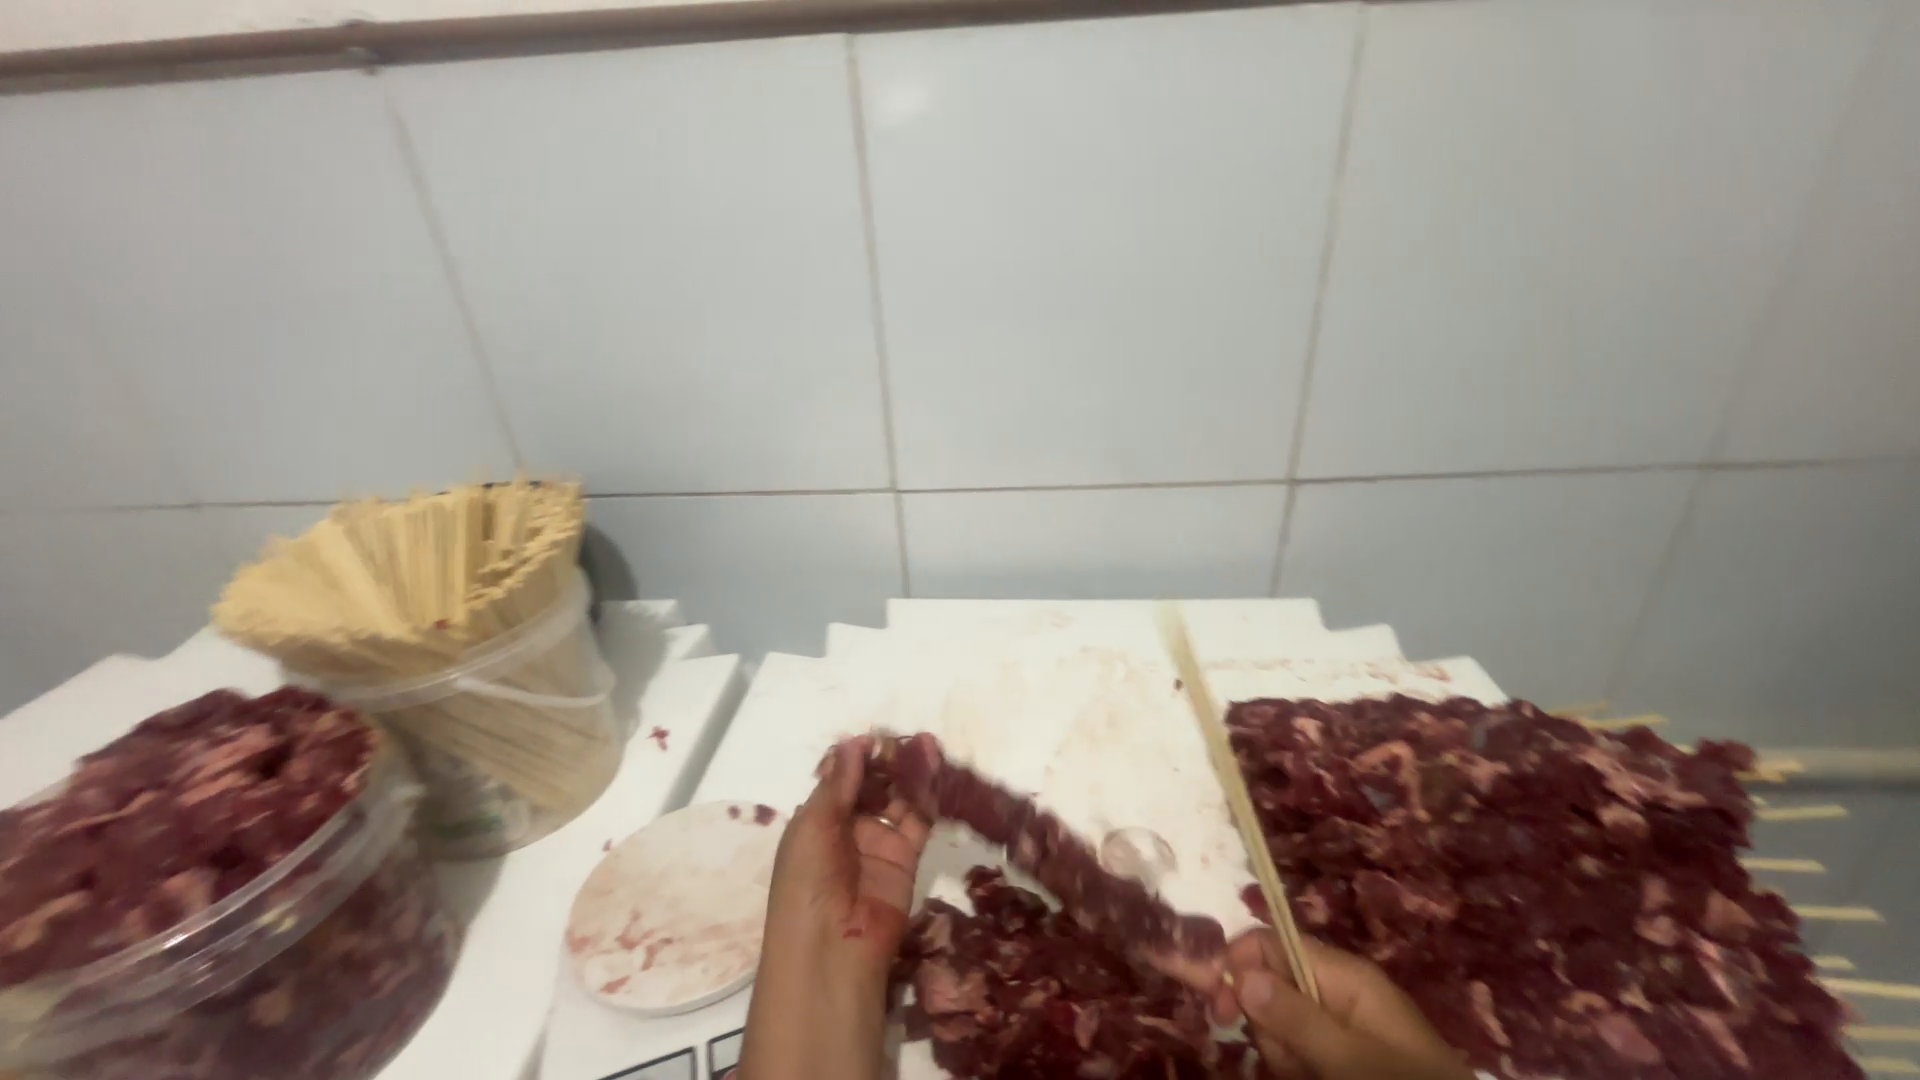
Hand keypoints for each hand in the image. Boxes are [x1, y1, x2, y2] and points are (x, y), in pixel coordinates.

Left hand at [739, 737, 930, 1079]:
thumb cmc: (807, 882)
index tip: (878, 737)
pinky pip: (918, 822)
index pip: (841, 779)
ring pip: (898, 800)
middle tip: (909, 740)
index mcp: (816, 820)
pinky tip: (935, 773)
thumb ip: (839, 783)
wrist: (832, 949)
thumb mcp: (814, 826)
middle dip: (889, 762)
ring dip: (911, 774)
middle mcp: (847, 829)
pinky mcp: (906, 860)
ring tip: (929, 747)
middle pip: (873, 786)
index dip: (859, 758)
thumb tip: (854, 742)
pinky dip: (927, 798)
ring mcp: (878, 844)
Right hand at [1224, 932, 1474, 1079]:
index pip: (1272, 942)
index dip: (1239, 965)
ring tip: (1310, 1078)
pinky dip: (1293, 1068)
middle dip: (1266, 1025)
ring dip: (1280, 1054)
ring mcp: (1336, 1026)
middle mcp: (1336, 991)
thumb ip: (1296, 1016)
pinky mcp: (1336, 1056)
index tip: (1219, 1004)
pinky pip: (1294, 1050)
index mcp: (1345, 975)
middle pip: (1268, 985)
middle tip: (1291, 1064)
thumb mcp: (1353, 1060)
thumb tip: (1239, 971)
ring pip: (1276, 1024)